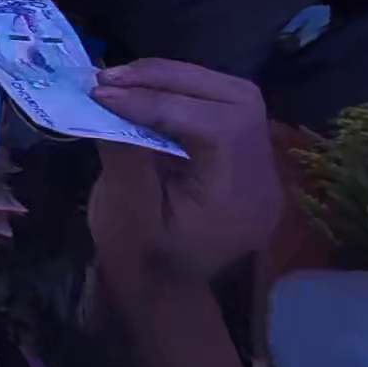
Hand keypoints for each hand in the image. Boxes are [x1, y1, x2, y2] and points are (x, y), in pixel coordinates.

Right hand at [87, 60, 281, 286]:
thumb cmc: (140, 258)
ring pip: (229, 92)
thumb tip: (110, 98)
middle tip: (113, 77)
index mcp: (240, 200)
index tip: (105, 94)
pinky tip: (142, 89)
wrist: (159, 289)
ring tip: (123, 78)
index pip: (216, 127)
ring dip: (174, 77)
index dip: (159, 102)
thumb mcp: (124, 212)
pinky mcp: (239, 151)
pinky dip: (179, 88)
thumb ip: (124, 154)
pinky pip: (218, 102)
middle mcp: (262, 175)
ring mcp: (256, 161)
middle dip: (170, 79)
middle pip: (233, 99)